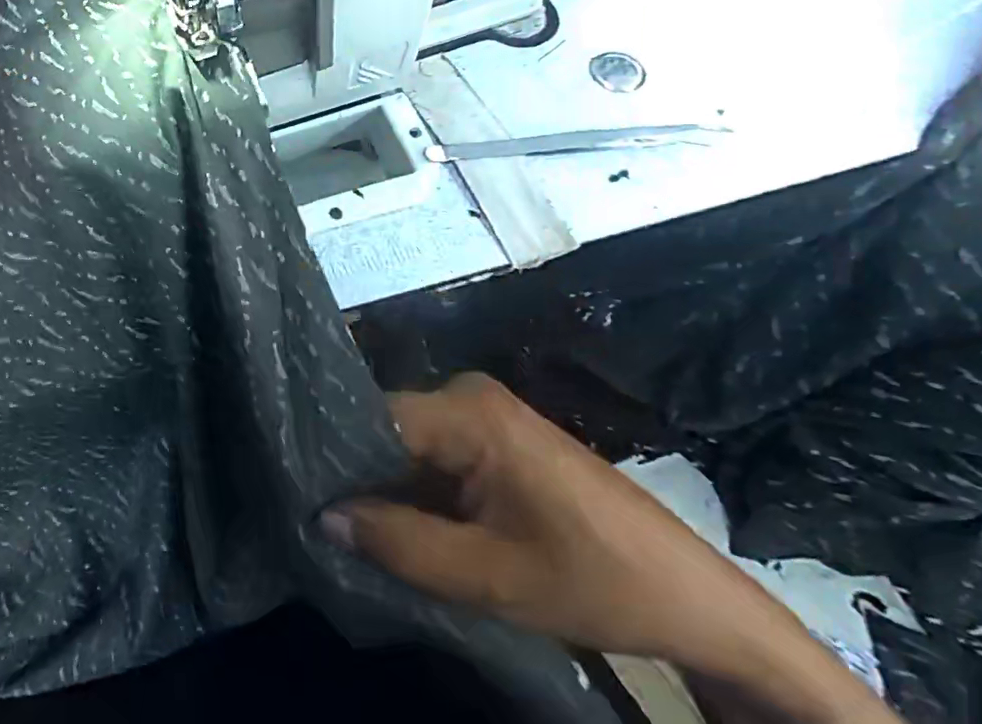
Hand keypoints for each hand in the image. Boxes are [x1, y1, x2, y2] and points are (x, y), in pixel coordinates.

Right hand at [324, 374, 898, 723]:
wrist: (686, 590)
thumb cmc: (592, 578)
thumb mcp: (488, 575)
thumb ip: (399, 542)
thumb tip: (322, 514)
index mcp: (467, 411)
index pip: (371, 418)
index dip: (333, 459)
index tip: (295, 497)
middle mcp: (469, 392)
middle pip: (386, 429)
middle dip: (357, 477)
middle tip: (317, 524)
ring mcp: (486, 412)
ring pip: (408, 444)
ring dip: (384, 487)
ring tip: (346, 528)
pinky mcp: (497, 435)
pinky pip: (435, 453)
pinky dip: (414, 489)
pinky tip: (395, 523)